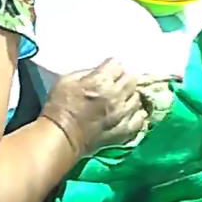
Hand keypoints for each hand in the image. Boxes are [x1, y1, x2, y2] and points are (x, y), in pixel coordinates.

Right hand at [40, 59, 177, 154]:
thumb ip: (86, 72)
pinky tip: (128, 113)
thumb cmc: (60, 105)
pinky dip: (136, 114)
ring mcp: (123, 114)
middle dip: (122, 79)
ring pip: (137, 98)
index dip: (110, 67)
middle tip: (113, 84)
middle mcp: (116, 95)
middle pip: (131, 79)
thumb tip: (99, 70)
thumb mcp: (66, 79)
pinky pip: (140, 119)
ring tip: (121, 99)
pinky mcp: (126, 131)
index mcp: (101, 80)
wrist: (62, 136)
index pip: (117, 65)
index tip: (105, 72)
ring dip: (129, 96)